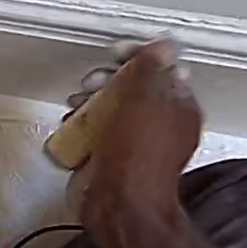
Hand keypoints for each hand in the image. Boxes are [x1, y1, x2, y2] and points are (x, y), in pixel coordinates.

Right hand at [67, 40, 202, 235]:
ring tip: (74, 108)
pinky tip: (68, 127)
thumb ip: (150, 70)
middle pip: (128, 89)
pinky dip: (77, 126)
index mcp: (178, 107)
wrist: (118, 203)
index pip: (160, 70)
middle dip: (105, 82)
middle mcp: (156, 123)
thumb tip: (163, 44)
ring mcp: (129, 141)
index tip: (115, 52)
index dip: (137, 57)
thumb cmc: (136, 153)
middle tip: (90, 84)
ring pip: (105, 109)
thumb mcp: (146, 103)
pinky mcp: (105, 156)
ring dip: (87, 103)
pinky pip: (89, 132)